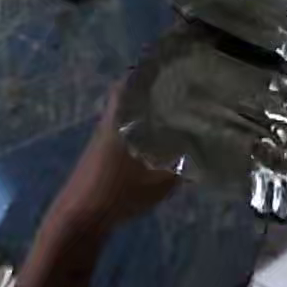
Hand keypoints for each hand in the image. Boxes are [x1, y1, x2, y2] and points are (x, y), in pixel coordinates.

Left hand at [51, 79, 178, 228]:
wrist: (78, 222)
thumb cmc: (117, 195)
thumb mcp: (158, 183)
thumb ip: (183, 167)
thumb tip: (207, 152)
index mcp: (119, 122)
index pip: (127, 86)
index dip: (143, 71)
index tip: (165, 64)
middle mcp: (108, 125)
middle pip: (126, 97)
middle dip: (148, 89)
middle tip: (175, 84)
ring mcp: (100, 142)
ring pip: (124, 114)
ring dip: (142, 108)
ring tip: (171, 107)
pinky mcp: (98, 157)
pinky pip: (122, 130)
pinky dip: (137, 126)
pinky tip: (155, 137)